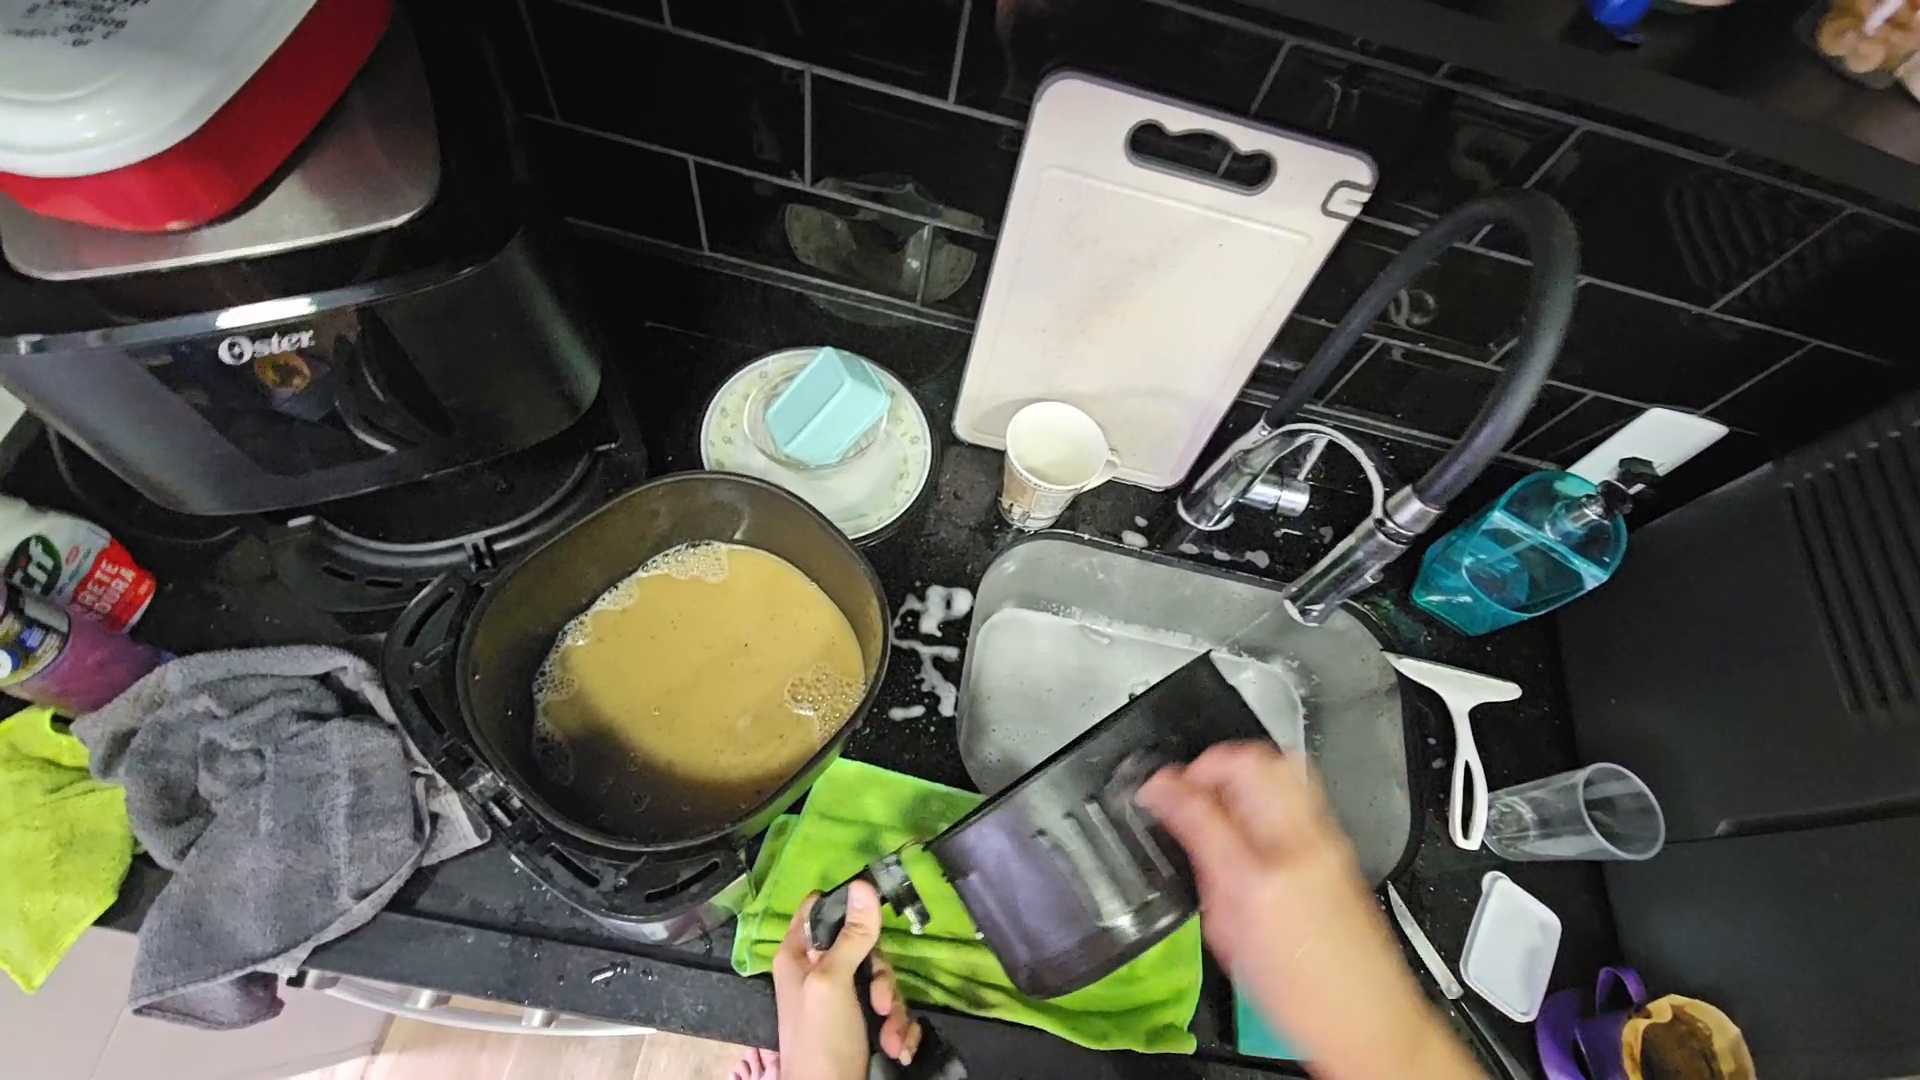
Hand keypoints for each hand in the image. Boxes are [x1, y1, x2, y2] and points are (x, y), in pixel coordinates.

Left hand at [772, 881, 922, 1079]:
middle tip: (880, 1001)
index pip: (819, 908)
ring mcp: (842, 1000)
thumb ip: (852, 935)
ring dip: (893, 1008)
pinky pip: (890, 1008)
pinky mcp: (863, 1024)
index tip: (871, 915)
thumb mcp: (834, 982)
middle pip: (863, 945)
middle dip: (881, 976)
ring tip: (890, 1037)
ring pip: (881, 978)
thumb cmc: (821, 1041)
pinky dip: (898, 1027)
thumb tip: (864, 883)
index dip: (846, 906)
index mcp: (799, 956)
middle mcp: (820, 972)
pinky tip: (897, 1047)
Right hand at [1138, 742, 1480, 1079]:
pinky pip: (1298, 784)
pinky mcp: (1340, 842)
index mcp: (1256, 881)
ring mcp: (1324, 841)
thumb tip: (1179, 829)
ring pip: (1278, 763)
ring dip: (1237, 767)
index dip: (1163, 788)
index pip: (1198, 807)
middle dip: (1205, 765)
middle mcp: (1295, 850)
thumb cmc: (1301, 997)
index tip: (1151, 788)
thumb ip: (1203, 871)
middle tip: (1186, 783)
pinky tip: (1252, 806)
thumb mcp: (1228, 939)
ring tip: (1218, 789)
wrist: (1373, 1022)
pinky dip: (1266, 779)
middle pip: (1246, 764)